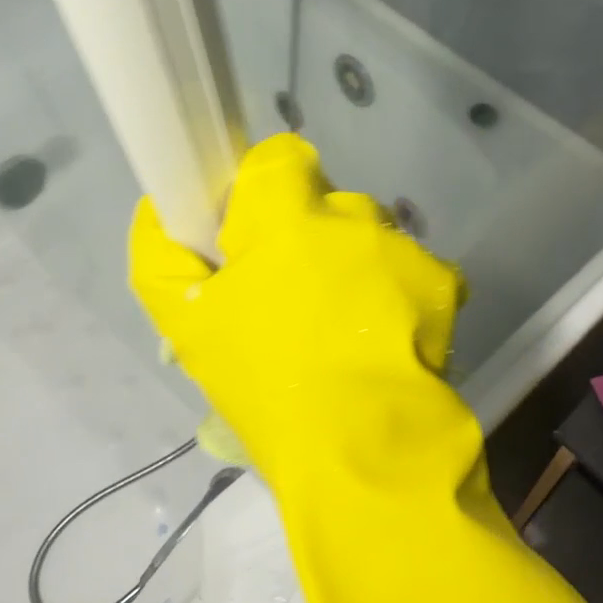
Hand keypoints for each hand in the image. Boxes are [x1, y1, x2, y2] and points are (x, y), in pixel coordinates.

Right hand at [129, 133, 465, 483]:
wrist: (362, 443)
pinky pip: (413, 273)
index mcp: (288, 214)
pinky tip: (385, 342)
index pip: (278, 159)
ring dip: (356, 265)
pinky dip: (399, 295)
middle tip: (296, 298)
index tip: (256, 238)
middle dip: (311, 237)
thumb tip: (158, 211)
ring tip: (346, 330)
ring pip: (370, 238)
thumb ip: (162, 257)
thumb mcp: (188, 328)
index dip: (264, 193)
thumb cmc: (266, 382)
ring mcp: (403, 247)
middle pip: (327, 204)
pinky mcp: (444, 282)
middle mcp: (353, 213)